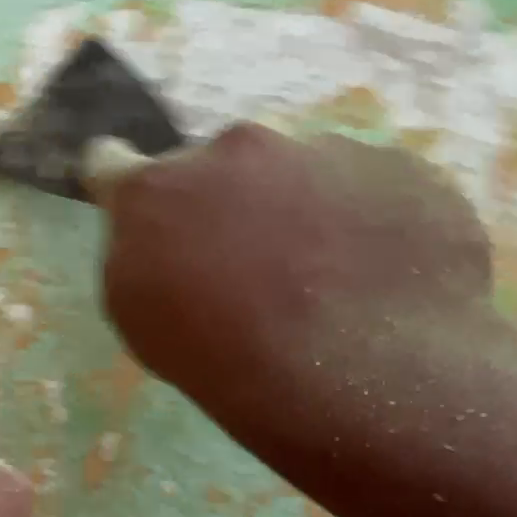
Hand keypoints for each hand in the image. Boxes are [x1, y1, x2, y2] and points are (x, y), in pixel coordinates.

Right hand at [101, 124, 495, 418]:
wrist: (350, 367)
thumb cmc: (210, 346)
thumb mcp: (133, 304)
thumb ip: (139, 246)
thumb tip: (162, 226)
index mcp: (156, 185)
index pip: (111, 163)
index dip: (117, 186)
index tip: (130, 208)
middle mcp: (235, 148)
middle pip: (214, 164)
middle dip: (218, 199)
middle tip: (235, 258)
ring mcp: (326, 150)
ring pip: (294, 170)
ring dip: (290, 205)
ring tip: (312, 270)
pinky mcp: (405, 166)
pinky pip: (366, 186)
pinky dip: (356, 218)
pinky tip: (363, 271)